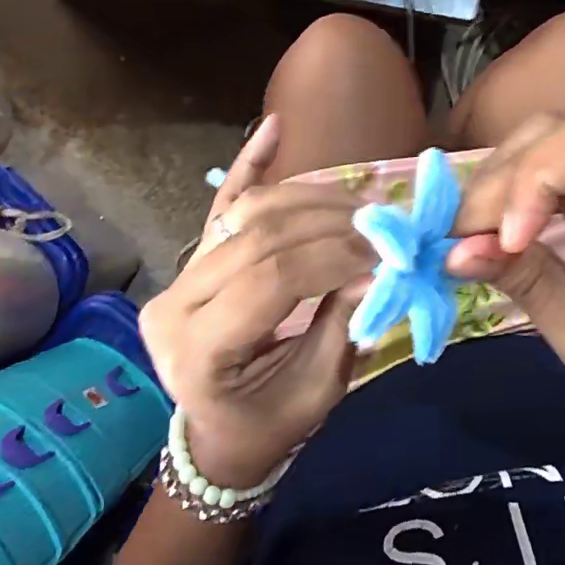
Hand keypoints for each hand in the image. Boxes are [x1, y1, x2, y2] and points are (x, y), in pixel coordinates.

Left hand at [139, 116, 374, 487]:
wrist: (220, 434)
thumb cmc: (270, 426)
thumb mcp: (315, 393)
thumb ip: (342, 326)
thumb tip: (380, 268)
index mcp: (198, 349)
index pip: (272, 279)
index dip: (336, 256)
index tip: (389, 252)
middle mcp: (176, 302)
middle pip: (259, 237)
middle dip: (332, 225)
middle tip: (386, 225)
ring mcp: (178, 276)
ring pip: (247, 212)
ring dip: (311, 199)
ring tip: (362, 205)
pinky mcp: (193, 261)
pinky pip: (222, 206)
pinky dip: (250, 165)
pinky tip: (274, 130)